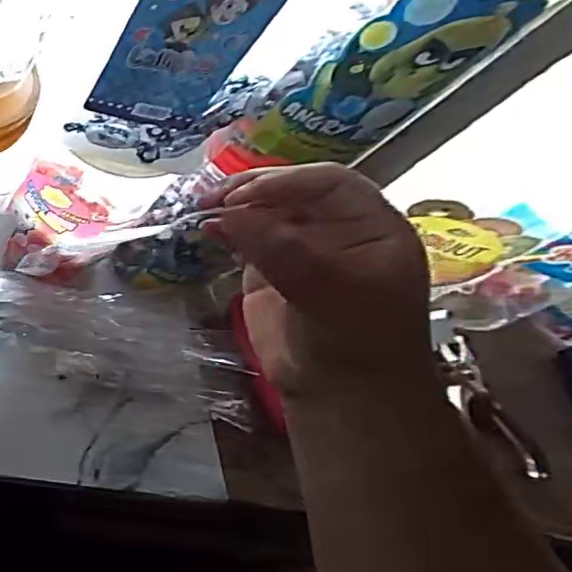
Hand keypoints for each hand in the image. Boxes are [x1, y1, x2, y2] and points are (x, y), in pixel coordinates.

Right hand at [201, 164, 433, 395]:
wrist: (341, 389)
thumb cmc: (354, 338)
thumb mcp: (325, 290)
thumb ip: (279, 249)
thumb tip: (224, 215)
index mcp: (370, 225)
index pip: (328, 183)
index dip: (283, 182)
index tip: (238, 196)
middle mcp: (336, 230)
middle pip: (293, 193)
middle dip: (253, 189)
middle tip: (211, 197)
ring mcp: (300, 250)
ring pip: (265, 213)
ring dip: (233, 207)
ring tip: (200, 210)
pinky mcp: (269, 272)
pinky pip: (246, 240)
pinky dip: (225, 231)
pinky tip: (206, 230)